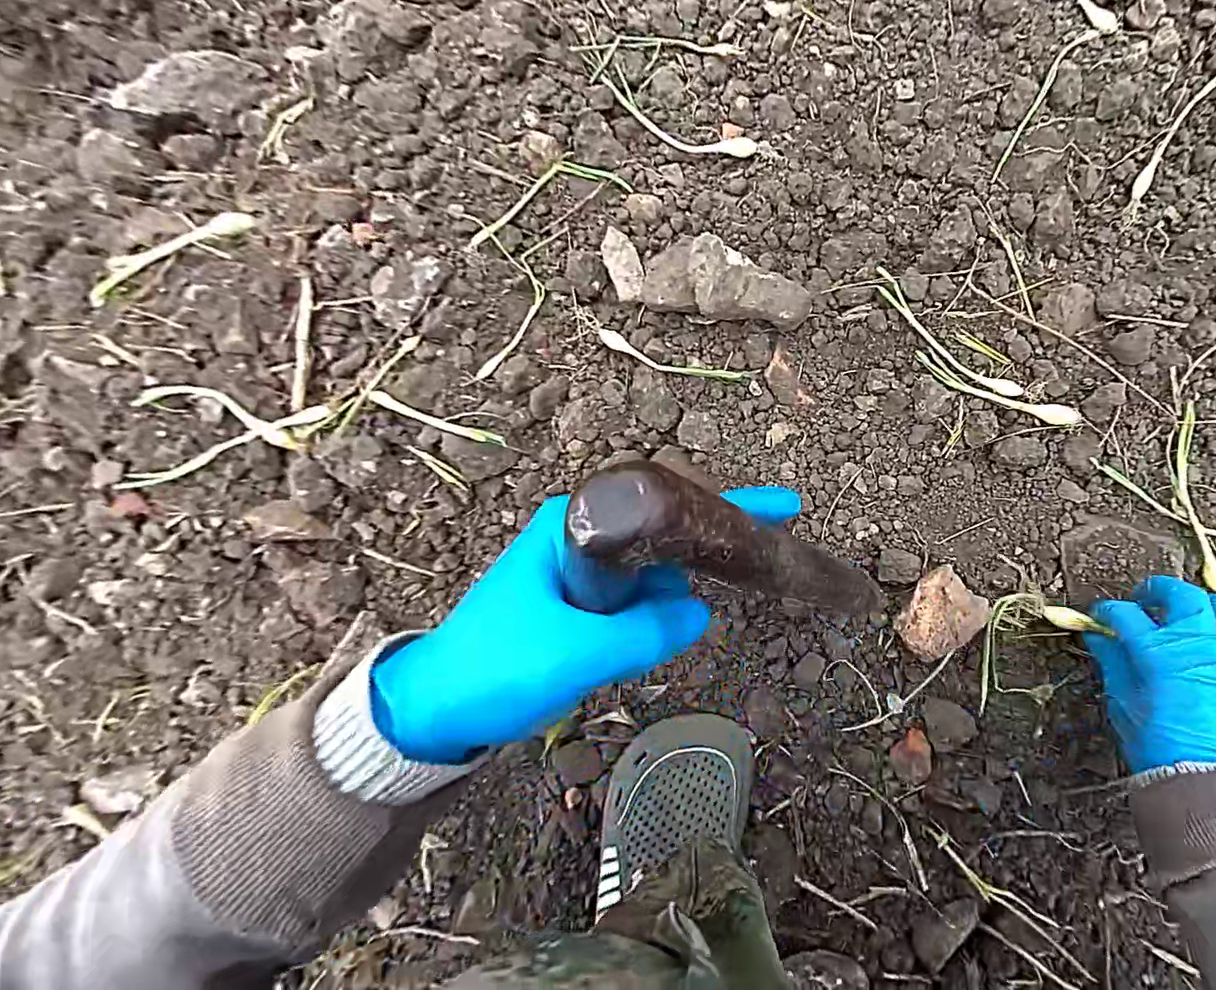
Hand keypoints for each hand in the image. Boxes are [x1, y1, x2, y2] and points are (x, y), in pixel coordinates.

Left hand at [370, 486, 800, 763]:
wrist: (433, 713)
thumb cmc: (495, 669)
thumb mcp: (575, 653)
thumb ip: (643, 634)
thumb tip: (702, 615)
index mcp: (574, 526)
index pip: (665, 502)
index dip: (728, 503)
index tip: (781, 506)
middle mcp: (586, 535)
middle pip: (672, 528)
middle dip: (719, 540)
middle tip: (770, 550)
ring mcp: (590, 568)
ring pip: (662, 566)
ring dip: (691, 582)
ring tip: (720, 596)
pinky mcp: (592, 601)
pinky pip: (646, 595)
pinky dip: (670, 606)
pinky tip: (680, 622)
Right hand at [1087, 575, 1215, 775]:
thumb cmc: (1165, 752)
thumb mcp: (1126, 706)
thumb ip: (1114, 664)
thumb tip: (1100, 637)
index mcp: (1158, 650)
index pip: (1127, 614)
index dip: (1110, 612)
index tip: (1104, 616)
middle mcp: (1200, 642)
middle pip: (1181, 595)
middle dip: (1159, 591)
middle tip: (1148, 599)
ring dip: (1206, 607)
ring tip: (1194, 616)